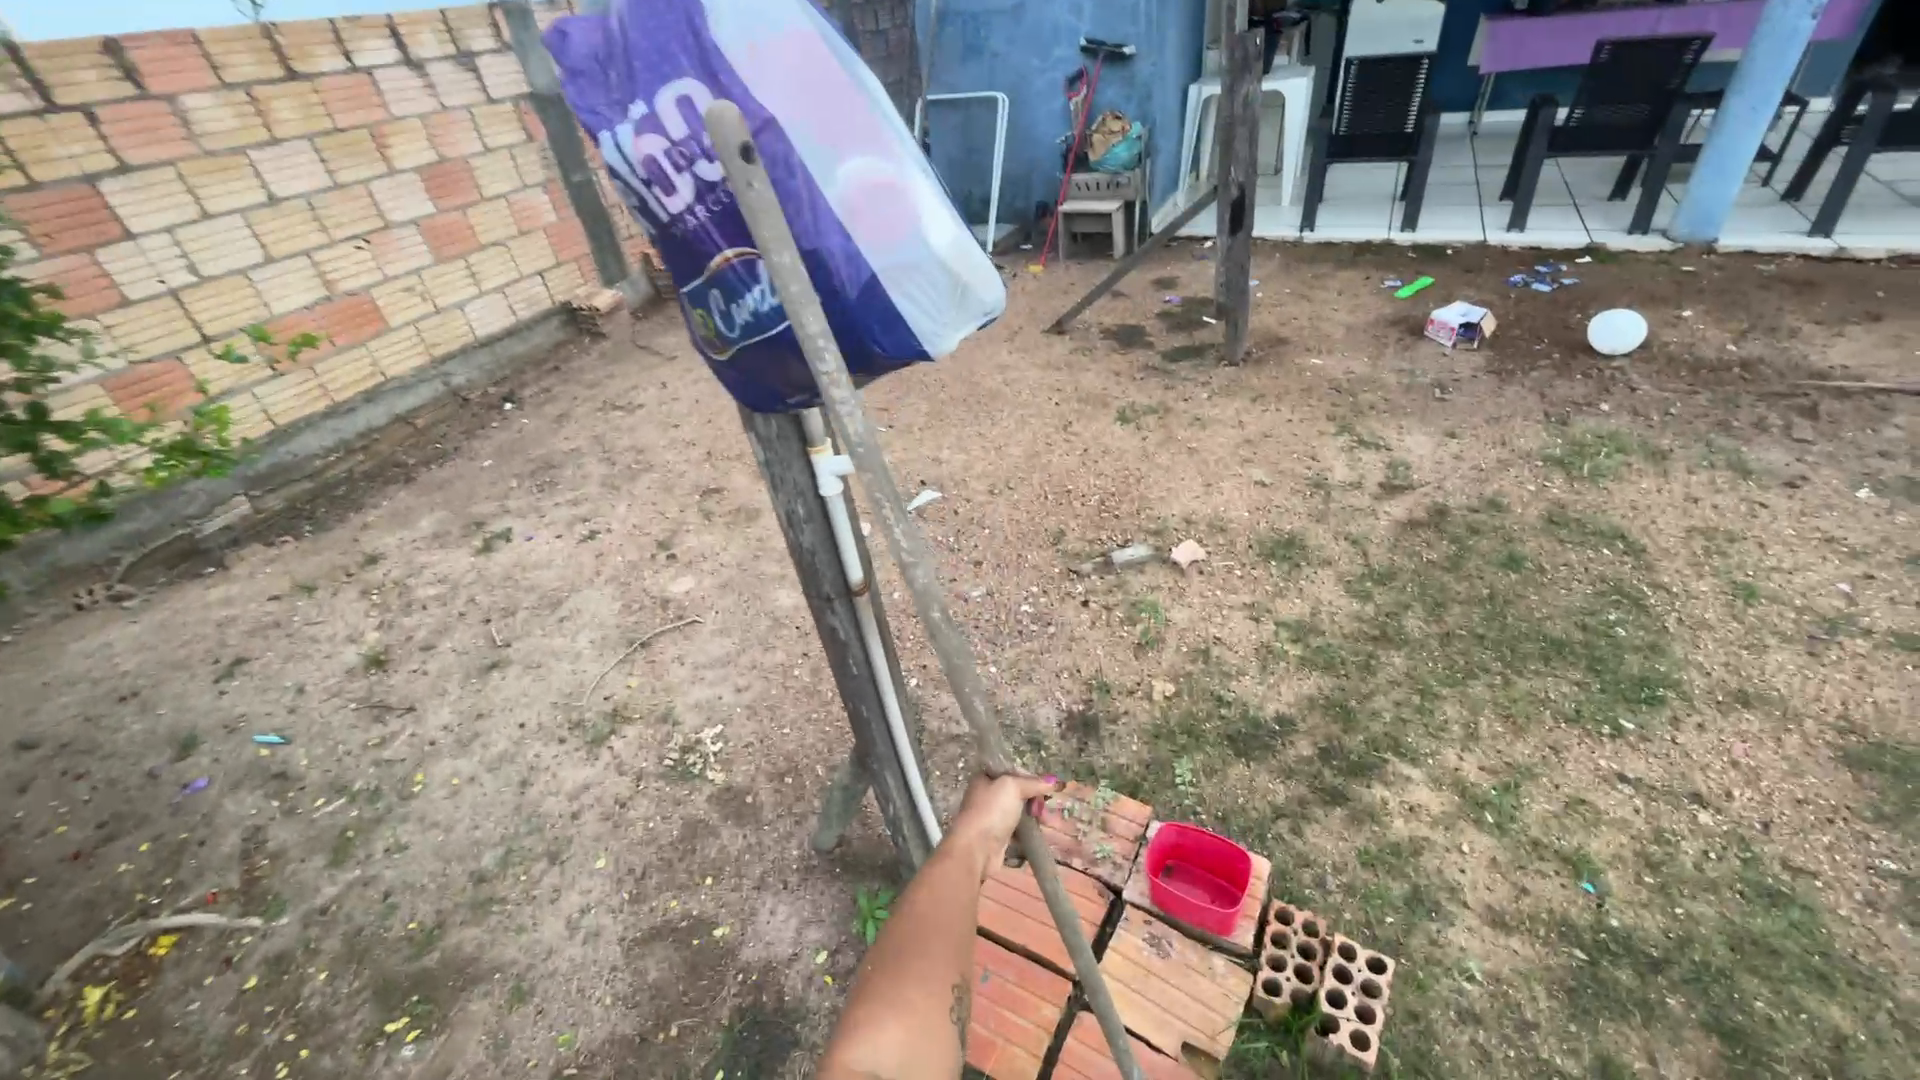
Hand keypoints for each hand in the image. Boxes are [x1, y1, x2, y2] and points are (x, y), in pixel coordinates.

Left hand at [948, 771, 1059, 876]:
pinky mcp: (997, 837)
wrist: (976, 848)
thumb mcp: (1013, 786)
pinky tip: (1039, 833)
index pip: (1012, 772)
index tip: (1044, 787)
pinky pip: (1017, 830)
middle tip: (1042, 807)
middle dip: (1034, 799)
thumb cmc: (992, 810)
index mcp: (985, 779)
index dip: (1029, 778)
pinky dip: (1028, 831)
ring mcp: (991, 818)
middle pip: (1017, 793)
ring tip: (1044, 821)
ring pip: (1018, 812)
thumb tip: (1054, 781)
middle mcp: (986, 796)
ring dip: (1033, 816)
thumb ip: (1033, 782)